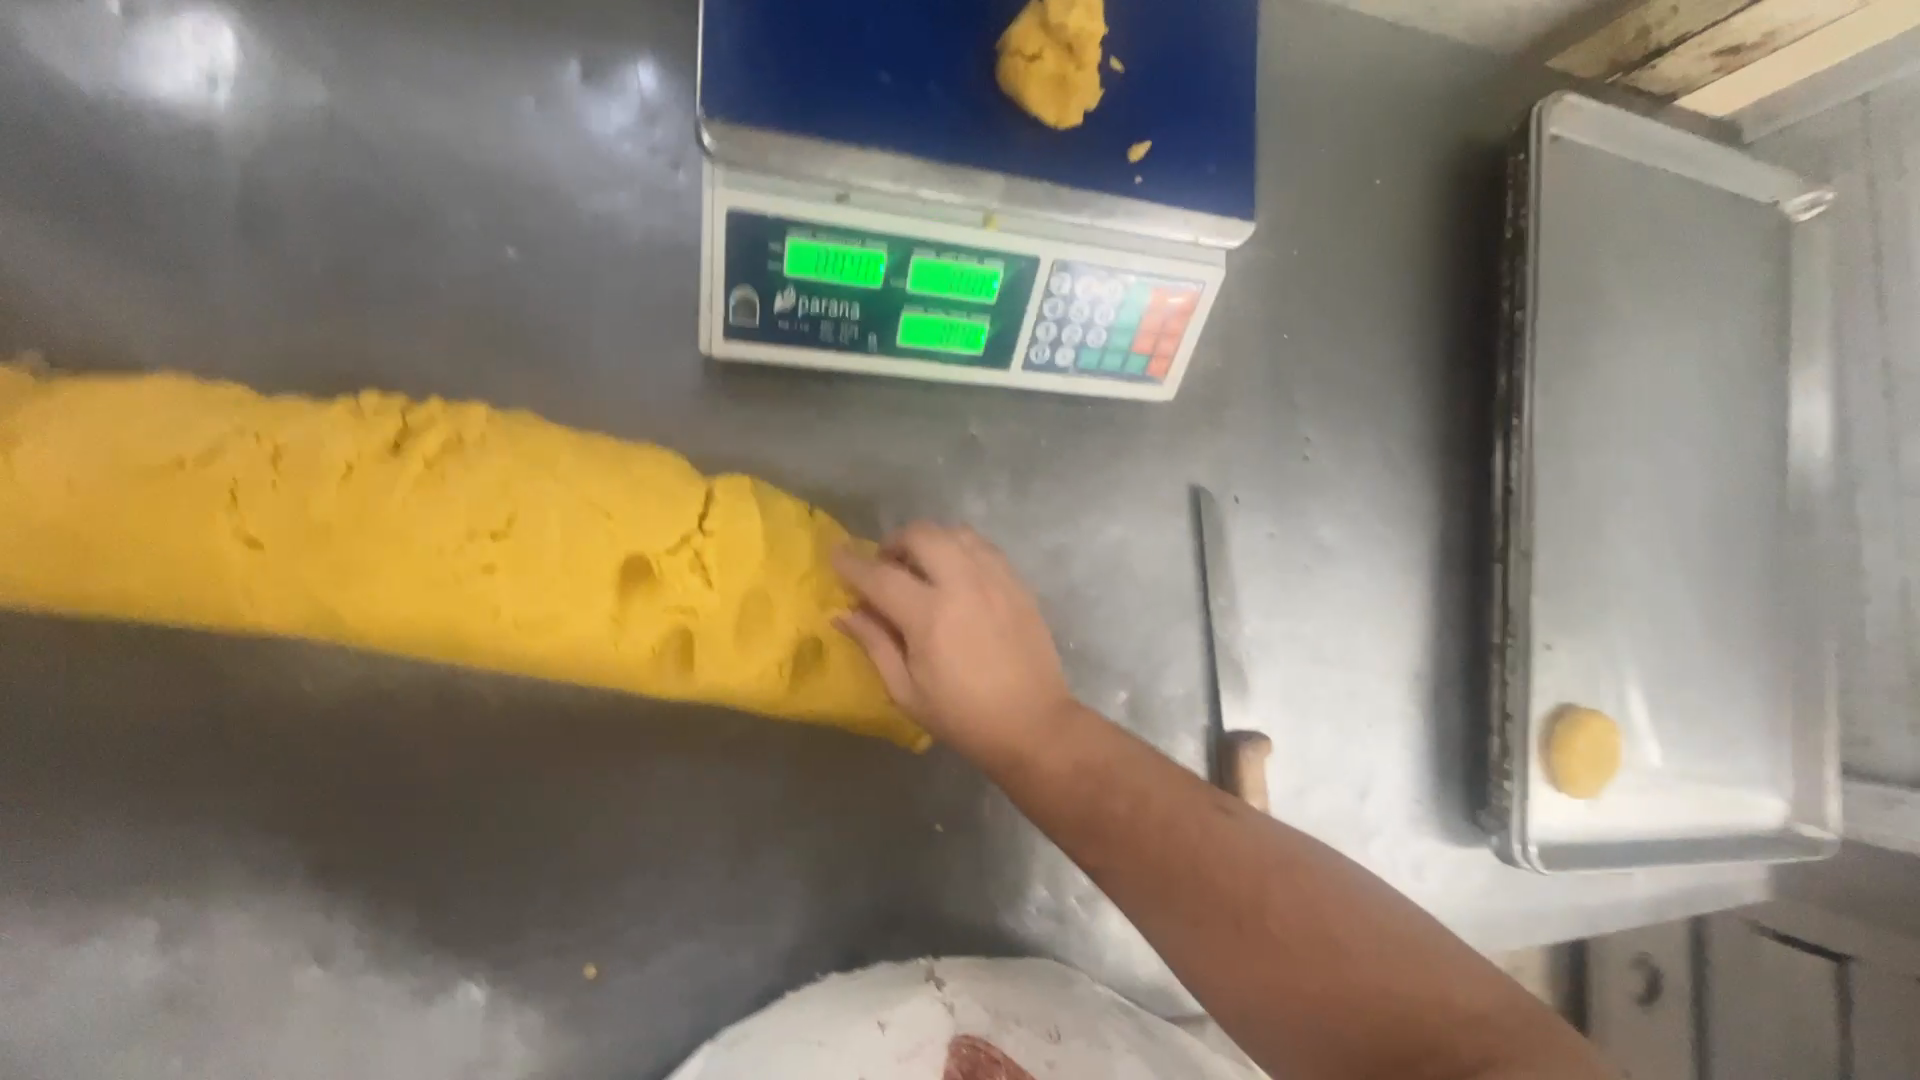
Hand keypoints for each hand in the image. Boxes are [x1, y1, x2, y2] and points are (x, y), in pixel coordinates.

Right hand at [833, 523, 1076, 759]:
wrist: (1032, 724)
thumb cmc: (963, 717)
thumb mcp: (906, 691)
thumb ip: (875, 645)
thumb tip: (844, 613)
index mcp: (930, 616)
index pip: (880, 576)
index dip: (853, 564)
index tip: (836, 555)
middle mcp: (964, 585)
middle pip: (922, 535)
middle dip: (894, 542)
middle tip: (886, 566)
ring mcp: (996, 579)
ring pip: (956, 532)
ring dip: (930, 540)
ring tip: (922, 566)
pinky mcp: (1019, 584)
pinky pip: (984, 547)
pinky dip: (961, 549)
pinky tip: (956, 574)